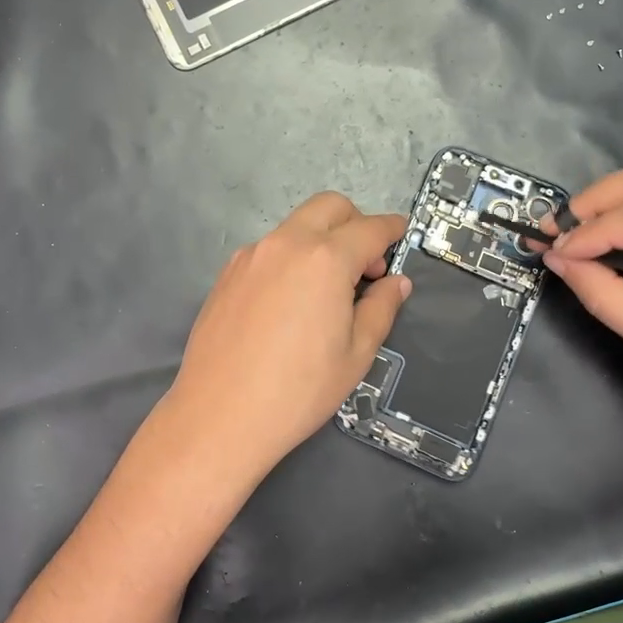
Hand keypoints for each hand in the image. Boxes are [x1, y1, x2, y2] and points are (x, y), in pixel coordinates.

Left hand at [165, 192, 411, 476]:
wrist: (220, 414)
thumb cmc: (298, 391)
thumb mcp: (356, 355)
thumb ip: (380, 309)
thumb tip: (396, 283)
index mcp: (325, 259)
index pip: (370, 229)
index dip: (392, 230)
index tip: (402, 234)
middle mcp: (286, 244)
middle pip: (329, 207)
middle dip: (355, 223)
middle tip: (365, 266)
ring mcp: (251, 255)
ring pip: (295, 226)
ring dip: (320, 240)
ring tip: (326, 290)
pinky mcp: (227, 273)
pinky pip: (269, 249)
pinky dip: (290, 258)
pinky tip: (290, 302)